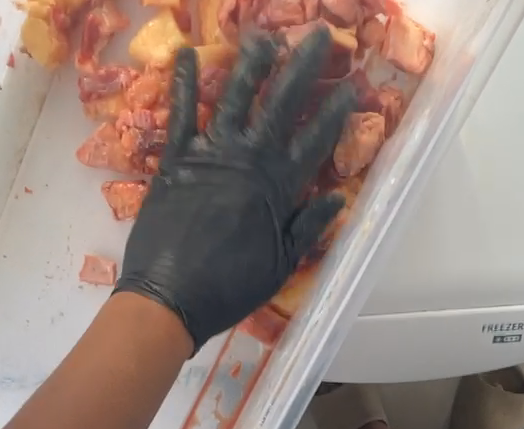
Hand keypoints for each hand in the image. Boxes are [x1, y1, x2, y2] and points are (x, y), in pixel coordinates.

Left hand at [115, 31, 354, 351]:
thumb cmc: (228, 290)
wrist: (171, 299)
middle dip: (303, 67)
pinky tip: (187, 53)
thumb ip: (307, 228)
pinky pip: (182, 113)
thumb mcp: (279, 266)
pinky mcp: (176, 159)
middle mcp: (250, 160)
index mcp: (279, 188)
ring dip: (252, 64)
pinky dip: (184, 83)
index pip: (315, 141)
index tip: (352, 86)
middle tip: (318, 34)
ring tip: (264, 36)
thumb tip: (338, 198)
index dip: (335, 113)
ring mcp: (212, 155)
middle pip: (282, 104)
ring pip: (237, 97)